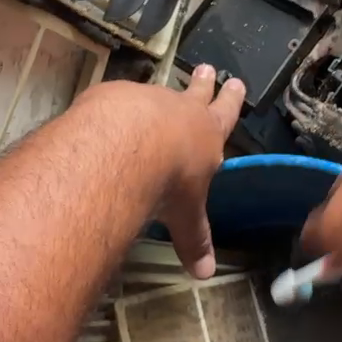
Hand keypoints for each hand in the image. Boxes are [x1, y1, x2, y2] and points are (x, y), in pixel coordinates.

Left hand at [81, 65, 243, 278]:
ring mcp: (146, 100)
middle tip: (205, 67)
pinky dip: (116, 108)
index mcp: (206, 136)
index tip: (235, 82)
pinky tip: (106, 117)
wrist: (127, 143)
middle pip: (195, 92)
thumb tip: (205, 274)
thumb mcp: (185, 214)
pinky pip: (118, 101)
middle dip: (203, 83)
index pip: (224, 115)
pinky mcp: (114, 97)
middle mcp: (179, 112)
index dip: (230, 100)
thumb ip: (193, 239)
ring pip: (156, 96)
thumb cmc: (170, 180)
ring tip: (155, 96)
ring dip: (158, 97)